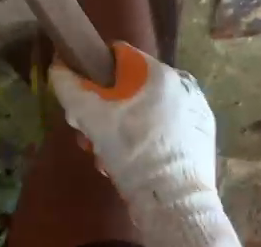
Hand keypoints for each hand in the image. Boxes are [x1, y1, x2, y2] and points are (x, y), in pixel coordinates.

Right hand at [49, 43, 241, 246]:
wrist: (174, 204)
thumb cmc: (132, 151)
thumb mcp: (89, 116)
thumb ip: (68, 85)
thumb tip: (58, 67)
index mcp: (157, 69)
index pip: (116, 56)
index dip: (93, 76)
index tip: (85, 102)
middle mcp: (181, 81)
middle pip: (129, 87)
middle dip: (106, 111)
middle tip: (93, 138)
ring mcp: (195, 109)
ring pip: (146, 110)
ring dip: (123, 129)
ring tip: (110, 157)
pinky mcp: (202, 135)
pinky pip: (166, 127)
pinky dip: (148, 140)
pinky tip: (135, 164)